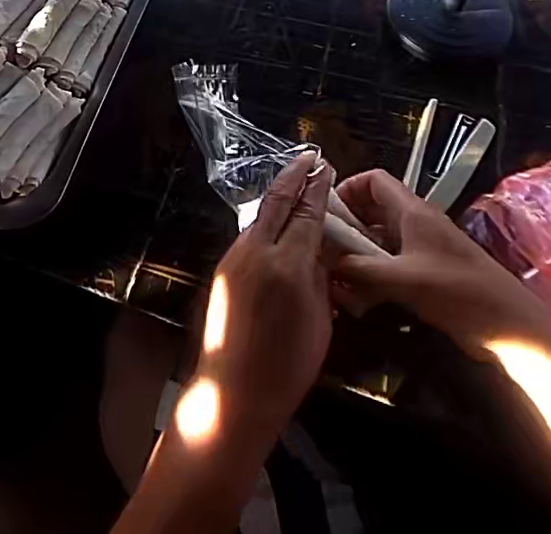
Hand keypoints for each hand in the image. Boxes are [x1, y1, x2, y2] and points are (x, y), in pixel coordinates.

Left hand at [199, 153, 334, 446]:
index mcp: (288, 265)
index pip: (309, 213)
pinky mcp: (224, 269)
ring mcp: (235, 259)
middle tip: (310, 157)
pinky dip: (267, 220)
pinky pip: (250, 234)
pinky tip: (277, 222)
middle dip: (295, 174)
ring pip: (261, 215)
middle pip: (278, 200)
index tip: (326, 168)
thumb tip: (323, 247)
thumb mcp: (321, 318)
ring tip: (297, 183)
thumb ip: (322, 275)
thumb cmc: (288, 365)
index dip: (319, 188)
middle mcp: (257, 252)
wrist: (233, 394)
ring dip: (280, 195)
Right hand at [332, 169, 550, 354]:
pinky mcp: (425, 274)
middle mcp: (415, 224)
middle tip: (323, 250)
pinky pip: (389, 266)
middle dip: (346, 227)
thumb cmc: (458, 291)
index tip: (325, 213)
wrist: (507, 326)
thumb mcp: (403, 279)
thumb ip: (360, 271)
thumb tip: (324, 264)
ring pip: (378, 241)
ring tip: (334, 278)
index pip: (374, 180)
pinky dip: (371, 277)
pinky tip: (357, 301)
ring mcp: (421, 250)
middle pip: (372, 210)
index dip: (348, 188)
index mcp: (412, 211)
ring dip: (356, 256)